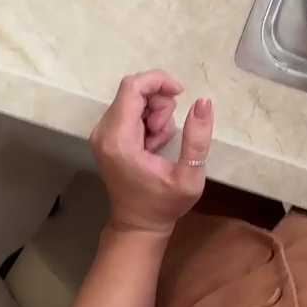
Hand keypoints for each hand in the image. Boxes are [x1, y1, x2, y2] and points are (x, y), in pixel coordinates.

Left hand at [88, 70, 210, 236]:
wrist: (138, 225)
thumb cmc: (164, 204)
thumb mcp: (190, 176)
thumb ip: (197, 138)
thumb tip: (203, 102)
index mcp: (119, 139)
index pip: (132, 87)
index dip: (158, 81)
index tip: (181, 93)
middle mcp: (104, 132)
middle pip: (133, 91)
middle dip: (159, 102)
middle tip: (171, 131)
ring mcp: (103, 134)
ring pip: (132, 99)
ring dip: (155, 112)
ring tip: (162, 142)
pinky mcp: (107, 136)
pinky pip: (129, 111)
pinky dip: (147, 119)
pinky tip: (153, 144)